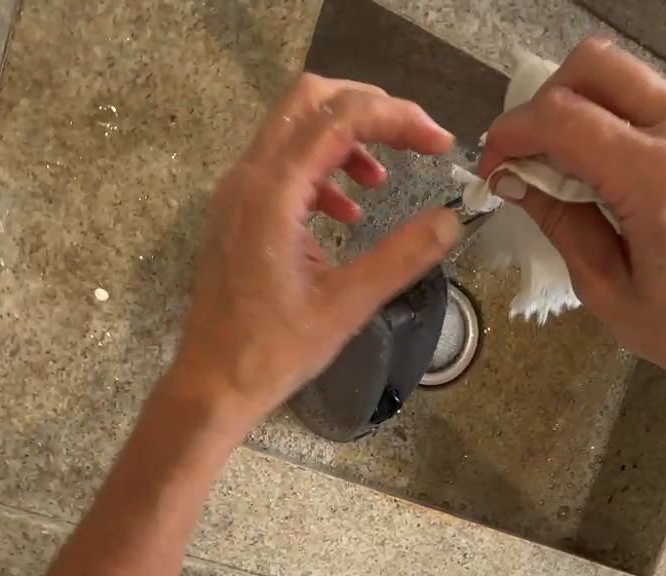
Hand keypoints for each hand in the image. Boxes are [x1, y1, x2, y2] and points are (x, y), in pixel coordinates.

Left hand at [161, 74, 463, 437]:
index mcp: (272, 193)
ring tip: (381, 182)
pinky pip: (281, 168)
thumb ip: (402, 256)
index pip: (340, 117)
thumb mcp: (346, 306)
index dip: (398, 118)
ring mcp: (236, 195)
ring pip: (294, 130)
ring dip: (343, 141)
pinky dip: (320, 173)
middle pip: (311, 101)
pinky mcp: (236, 215)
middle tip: (410, 141)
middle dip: (368, 110)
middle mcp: (248, 179)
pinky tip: (347, 213)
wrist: (213, 384)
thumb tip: (452, 220)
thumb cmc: (272, 352)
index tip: (438, 143)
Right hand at [474, 39, 665, 411]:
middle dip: (544, 103)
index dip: (513, 133)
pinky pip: (664, 107)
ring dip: (586, 116)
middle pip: (597, 67)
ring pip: (631, 81)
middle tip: (528, 154)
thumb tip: (517, 182)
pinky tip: (619, 180)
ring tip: (572, 174)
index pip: (565, 118)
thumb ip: (561, 222)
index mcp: (663, 183)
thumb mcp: (607, 289)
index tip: (494, 163)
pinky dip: (626, 130)